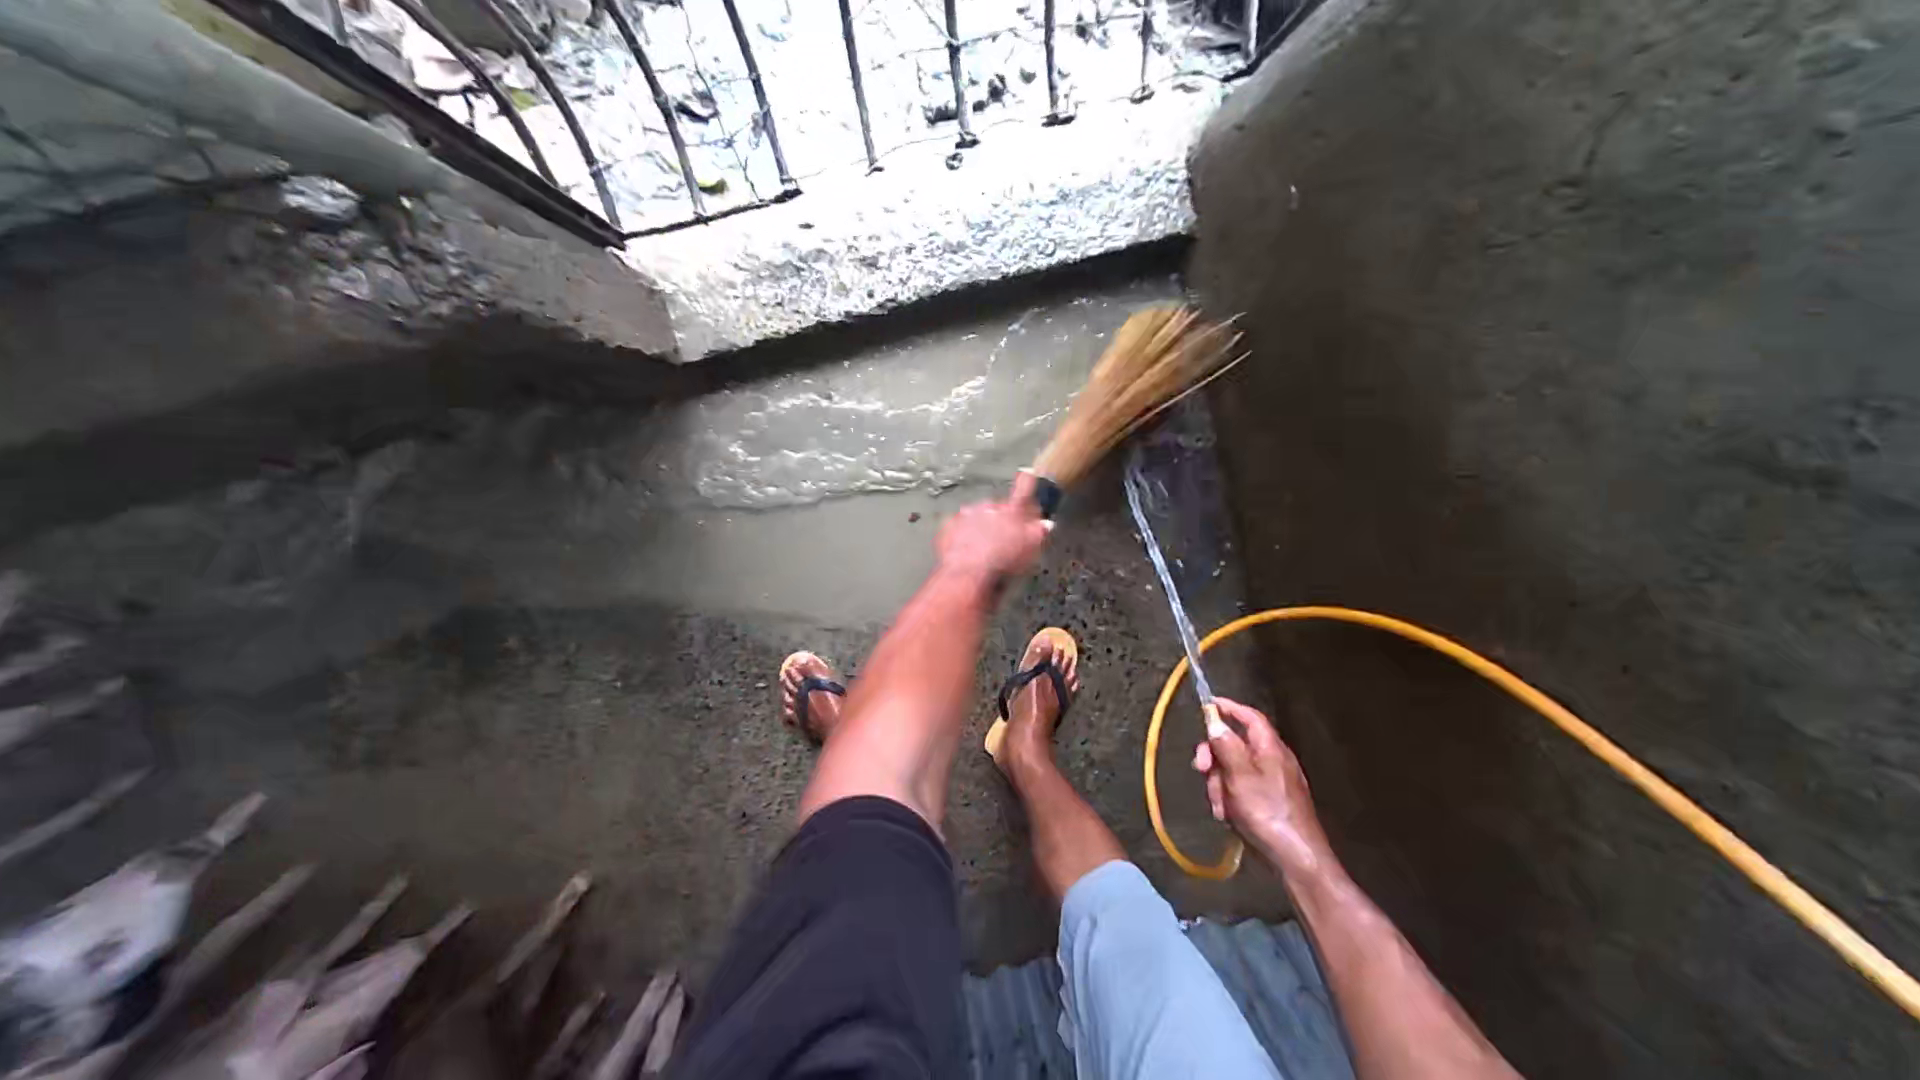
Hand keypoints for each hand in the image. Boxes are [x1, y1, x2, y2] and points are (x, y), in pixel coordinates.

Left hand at [934, 471, 1051, 583]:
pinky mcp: (948, 527)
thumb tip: (1045, 525)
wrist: (970, 575)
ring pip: (977, 517)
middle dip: (1001, 520)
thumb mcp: (1032, 549)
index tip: (1027, 474)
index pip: (1024, 487)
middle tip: (1003, 541)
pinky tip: (967, 551)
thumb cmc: (1005, 563)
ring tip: (984, 551)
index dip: (1027, 480)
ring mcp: (967, 515)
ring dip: (981, 529)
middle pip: (998, 508)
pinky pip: (958, 528)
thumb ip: (1039, 532)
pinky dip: (962, 536)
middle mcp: (989, 506)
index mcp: (1013, 510)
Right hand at [1192, 697, 1333, 878]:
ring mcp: (1271, 783)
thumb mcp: (1240, 775)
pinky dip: (1230, 799)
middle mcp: (1272, 760)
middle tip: (1201, 769)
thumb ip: (1225, 745)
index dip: (1229, 708)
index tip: (1207, 705)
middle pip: (1234, 745)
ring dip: (1219, 785)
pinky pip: (1240, 791)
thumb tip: (1214, 721)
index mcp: (1270, 748)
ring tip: (1220, 805)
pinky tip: (1228, 815)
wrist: (1296, 857)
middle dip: (1214, 757)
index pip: (1249, 717)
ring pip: (1232, 770)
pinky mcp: (1268, 803)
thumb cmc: (1267, 811)